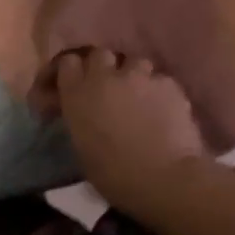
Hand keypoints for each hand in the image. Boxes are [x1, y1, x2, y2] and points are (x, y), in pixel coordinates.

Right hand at [56, 49, 210, 211]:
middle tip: (109, 88)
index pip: (67, 63)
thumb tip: (84, 114)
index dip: (73, 72)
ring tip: (141, 96)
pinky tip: (166, 109)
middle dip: (104, 67)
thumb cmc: (116, 177)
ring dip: (134, 75)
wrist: (165, 179)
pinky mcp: (167, 83)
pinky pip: (160, 80)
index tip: (76, 84)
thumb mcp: (83, 149)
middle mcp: (104, 77)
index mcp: (78, 94)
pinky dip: (161, 92)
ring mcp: (138, 76)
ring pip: (134, 61)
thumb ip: (80, 120)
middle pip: (100, 54)